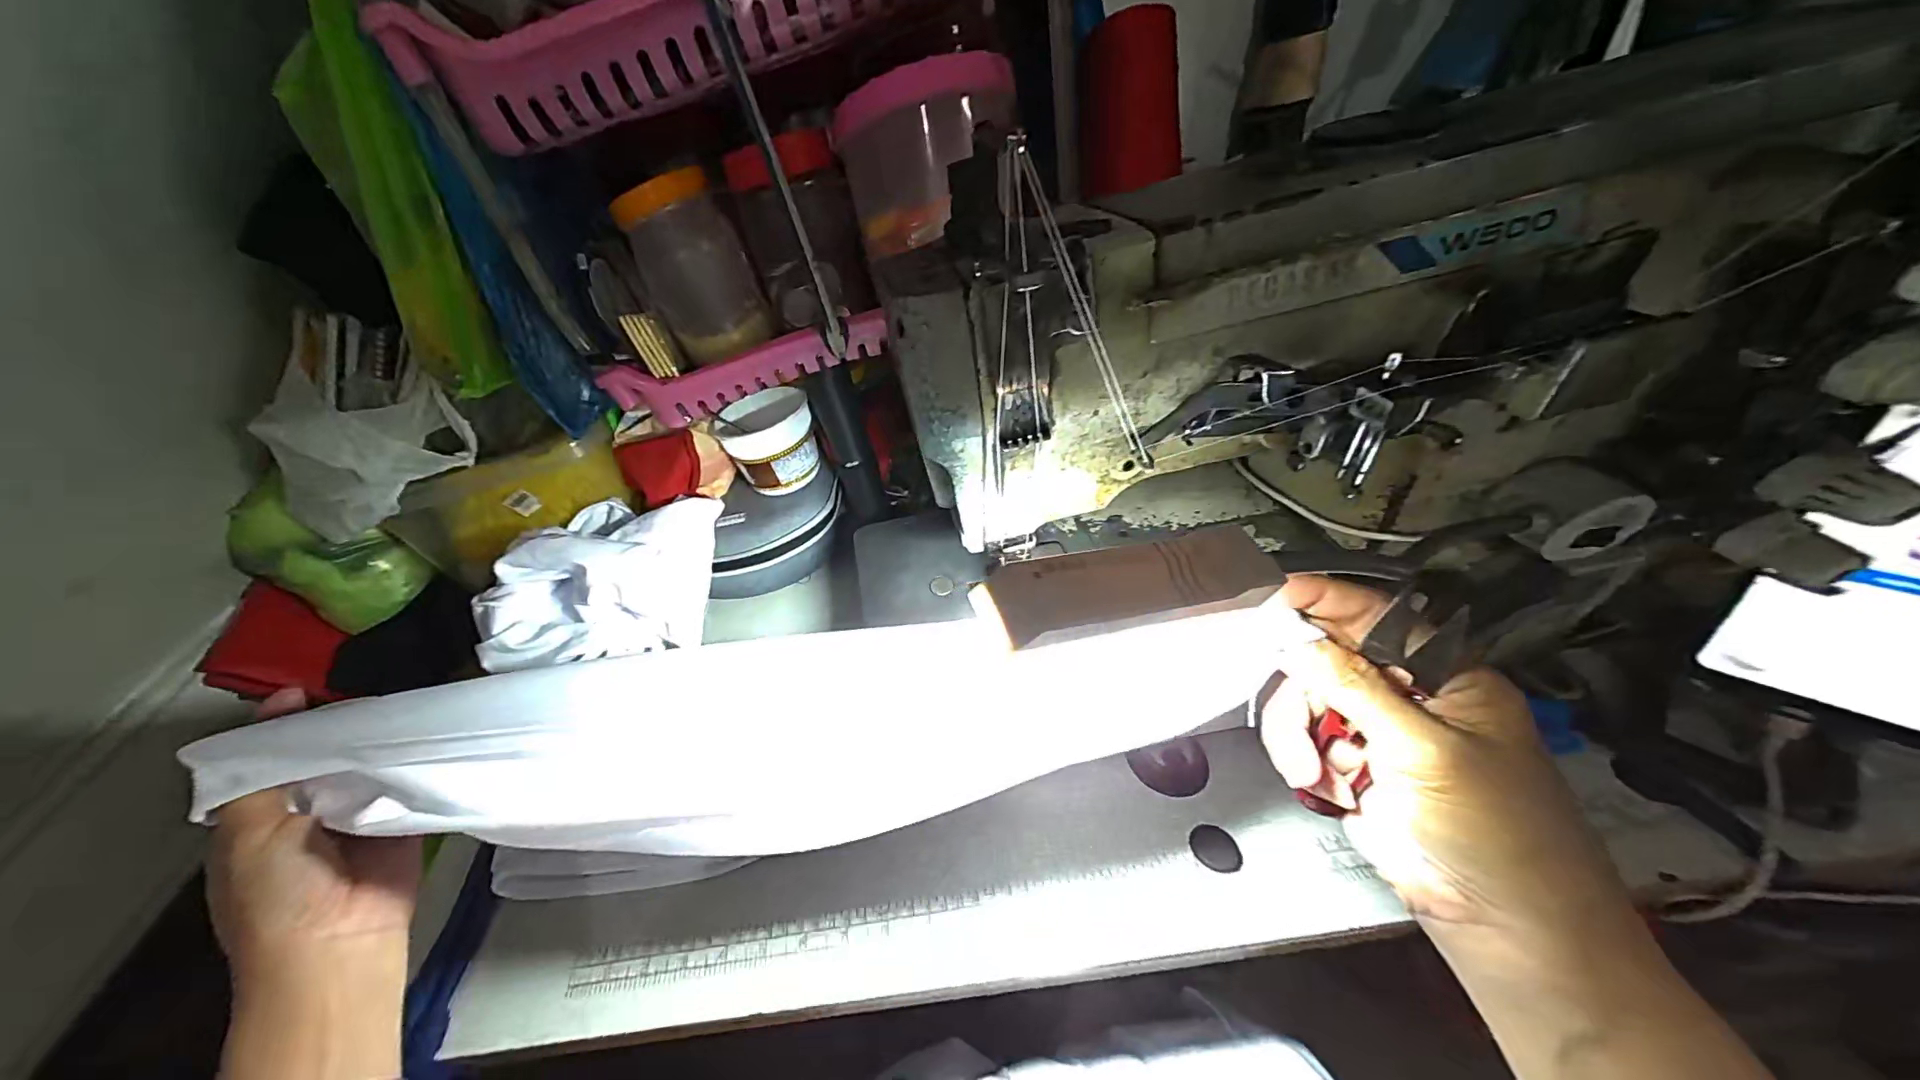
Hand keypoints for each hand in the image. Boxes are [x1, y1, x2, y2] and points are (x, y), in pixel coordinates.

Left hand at [206, 689, 419, 1079]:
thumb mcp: (246, 833)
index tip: (315, 683)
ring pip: (375, 761)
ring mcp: (365, 810)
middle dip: (349, 722)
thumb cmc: (277, 894)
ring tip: (410, 698)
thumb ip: (264, 772)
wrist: (338, 942)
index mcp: (267, 810)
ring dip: (388, 737)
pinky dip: (421, 758)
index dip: (292, 720)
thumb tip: (282, 703)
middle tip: (374, 682)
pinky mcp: (408, 816)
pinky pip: (413, 779)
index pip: (279, 752)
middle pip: (332, 751)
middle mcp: (316, 805)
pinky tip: (434, 731)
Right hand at [1261, 576, 1631, 931]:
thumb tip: (1299, 640)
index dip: (1328, 600)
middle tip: (1295, 715)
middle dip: (1304, 688)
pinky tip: (1326, 789)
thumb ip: (1357, 688)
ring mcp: (1376, 733)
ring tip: (1316, 774)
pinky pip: (1303, 742)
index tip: (1278, 595)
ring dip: (1299, 735)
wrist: (1505, 928)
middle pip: (1327, 659)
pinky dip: (1303, 762)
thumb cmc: (1497, 835)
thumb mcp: (1426, 751)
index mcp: (1445, 677)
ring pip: (1307, 702)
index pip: (1379, 617)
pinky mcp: (1353, 769)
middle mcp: (1406, 696)